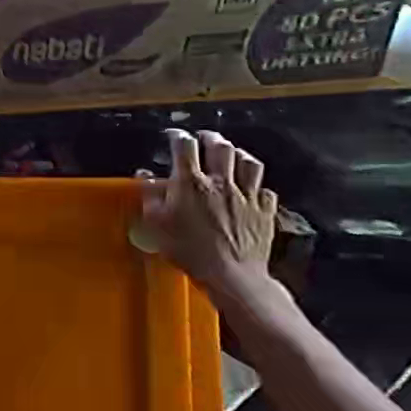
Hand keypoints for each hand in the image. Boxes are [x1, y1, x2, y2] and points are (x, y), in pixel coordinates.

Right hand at [137, 129, 281, 309]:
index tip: (173, 135)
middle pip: (220, 147)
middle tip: (203, 136)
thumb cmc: (187, 249)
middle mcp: (220, 183)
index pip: (184, 146)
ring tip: (231, 154)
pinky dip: (257, 185)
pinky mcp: (265, 212)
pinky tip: (251, 189)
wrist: (231, 275)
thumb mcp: (156, 221)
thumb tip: (144, 173)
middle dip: (210, 137)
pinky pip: (266, 190)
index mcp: (190, 183)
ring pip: (248, 162)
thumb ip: (149, 194)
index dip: (177, 136)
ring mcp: (246, 196)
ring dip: (238, 154)